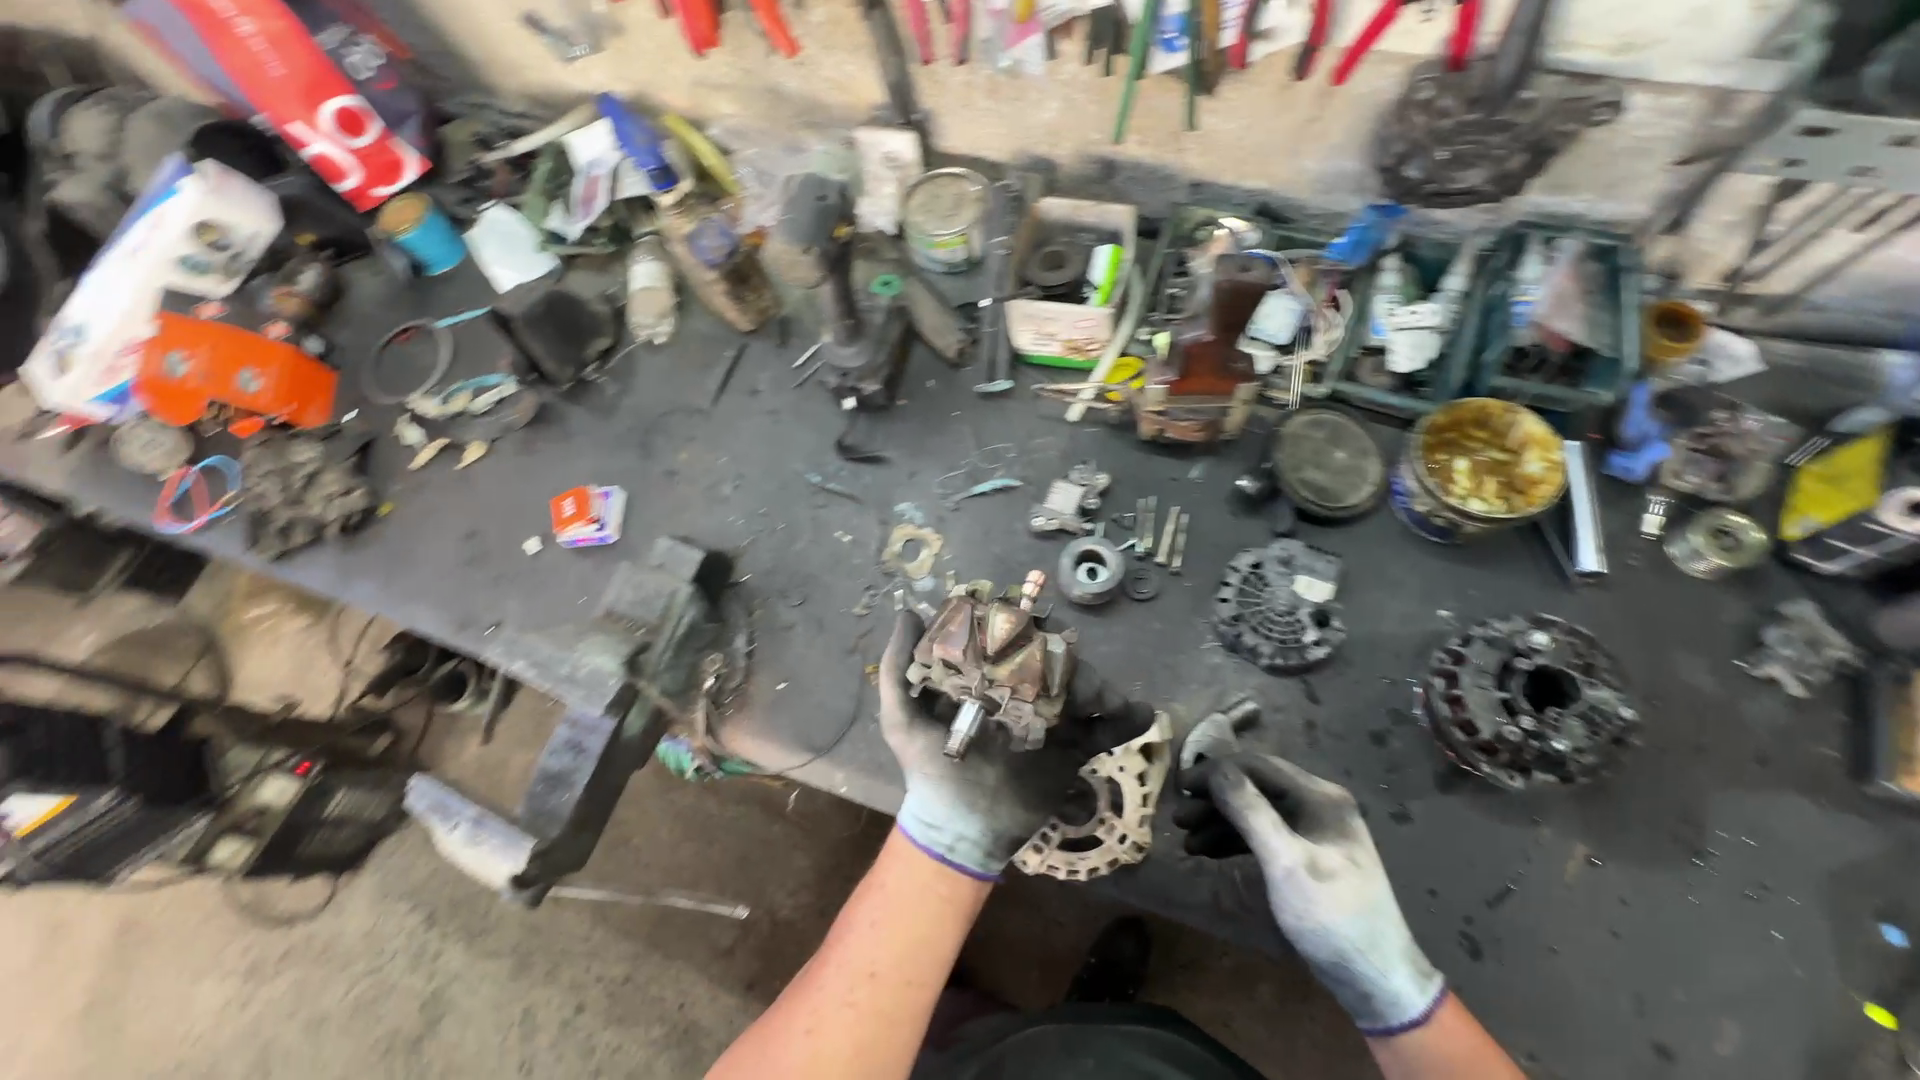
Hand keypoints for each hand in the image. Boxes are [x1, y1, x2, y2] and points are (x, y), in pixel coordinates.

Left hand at [878, 610, 1154, 880]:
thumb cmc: (928, 770)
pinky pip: (1102, 729)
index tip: (1035, 630)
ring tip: (1108, 700)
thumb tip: (909, 611)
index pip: (1011, 641)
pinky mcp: (1070, 748)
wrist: (959, 829)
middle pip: (1054, 661)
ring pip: (1081, 689)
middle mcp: (1020, 692)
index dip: (1026, 631)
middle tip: (1073, 678)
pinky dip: (1124, 719)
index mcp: (985, 680)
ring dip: (1100, 687)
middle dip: (1068, 663)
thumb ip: (898, 667)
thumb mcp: (902, 719)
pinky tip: (1139, 714)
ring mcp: (1048, 719)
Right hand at [1173, 752, 1445, 1036]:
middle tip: (1179, 819)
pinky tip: (1210, 854)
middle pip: (1255, 786)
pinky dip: (1235, 840)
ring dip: (1220, 821)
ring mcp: (1314, 831)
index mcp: (1320, 797)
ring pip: (1257, 811)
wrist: (1376, 978)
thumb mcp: (1285, 862)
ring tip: (1188, 842)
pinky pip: (1265, 834)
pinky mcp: (1308, 856)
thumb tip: (1216, 770)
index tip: (1180, 787)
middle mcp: (1318, 805)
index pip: (1257, 765)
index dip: (1215, 771)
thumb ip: (1250, 812)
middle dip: (1214, 799)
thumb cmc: (1331, 916)